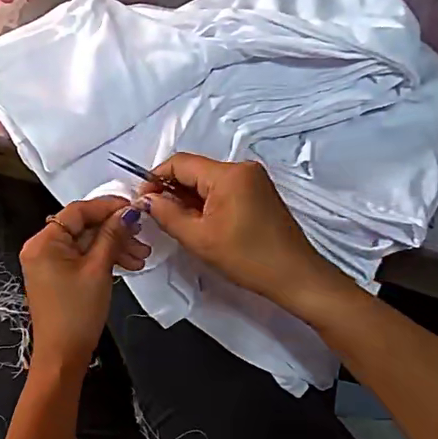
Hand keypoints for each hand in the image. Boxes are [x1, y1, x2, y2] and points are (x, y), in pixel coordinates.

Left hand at [19, 195, 149, 365]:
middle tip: (142, 238)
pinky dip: (102, 259)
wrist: (63, 355)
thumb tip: (127, 213)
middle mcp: (40, 248)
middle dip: (114, 232)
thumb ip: (112, 236)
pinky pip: (81, 258)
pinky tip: (126, 264)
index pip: (77, 211)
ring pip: (85, 243)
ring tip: (140, 257)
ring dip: (112, 246)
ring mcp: (47, 263)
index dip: (107, 206)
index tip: (133, 209)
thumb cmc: (77, 313)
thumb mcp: (99, 269)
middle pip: (82, 227)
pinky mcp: (56, 276)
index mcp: (43, 242)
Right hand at [140, 153, 348, 308]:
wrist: (294, 276)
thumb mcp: (198, 238)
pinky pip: (221, 189)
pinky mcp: (257, 193)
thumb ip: (167, 214)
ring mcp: (253, 180)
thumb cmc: (247, 258)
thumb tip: (146, 200)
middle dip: (170, 189)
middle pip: (194, 170)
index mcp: (229, 174)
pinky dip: (204, 202)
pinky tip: (197, 223)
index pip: (179, 163)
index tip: (142, 201)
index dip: (155, 179)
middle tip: (154, 215)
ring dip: (187, 198)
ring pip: (206, 181)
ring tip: (175, 223)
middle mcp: (242, 168)